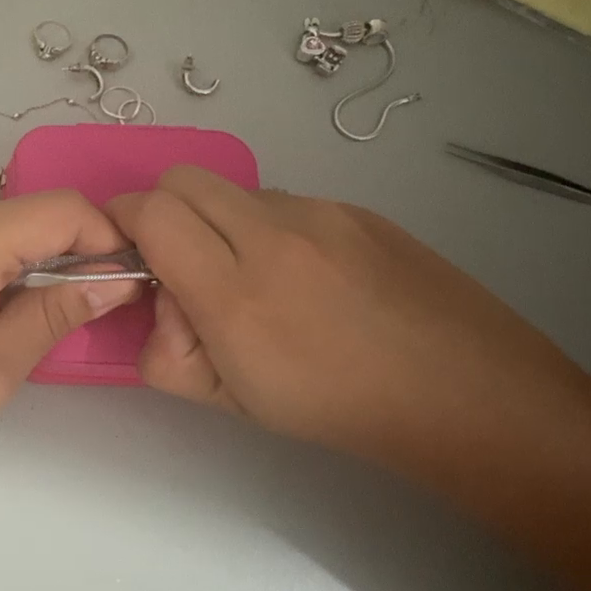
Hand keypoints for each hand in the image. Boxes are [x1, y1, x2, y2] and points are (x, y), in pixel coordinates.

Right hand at [105, 166, 586, 457]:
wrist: (468, 396)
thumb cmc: (339, 410)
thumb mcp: (231, 402)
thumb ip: (169, 352)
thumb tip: (161, 302)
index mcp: (235, 292)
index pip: (149, 212)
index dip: (122, 223)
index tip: (129, 254)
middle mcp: (274, 235)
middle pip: (182, 180)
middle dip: (162, 210)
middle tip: (181, 263)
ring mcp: (323, 214)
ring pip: (236, 191)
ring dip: (218, 220)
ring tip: (254, 278)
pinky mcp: (358, 209)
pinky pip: (286, 202)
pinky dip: (268, 227)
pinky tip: (307, 278)